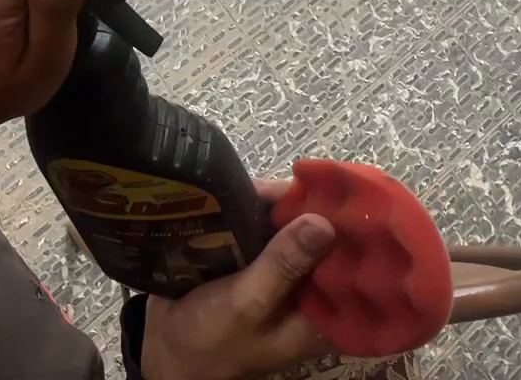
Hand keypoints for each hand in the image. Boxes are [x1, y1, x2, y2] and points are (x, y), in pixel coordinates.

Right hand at [142, 181, 335, 379]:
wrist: (166, 348)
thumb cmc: (212, 337)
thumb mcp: (249, 302)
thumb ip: (283, 265)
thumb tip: (324, 223)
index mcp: (320, 316)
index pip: (352, 270)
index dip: (354, 235)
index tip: (351, 196)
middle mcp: (304, 295)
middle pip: (320, 245)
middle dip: (317, 212)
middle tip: (314, 174)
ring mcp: (276, 277)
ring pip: (289, 233)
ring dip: (284, 207)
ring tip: (284, 172)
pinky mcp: (248, 263)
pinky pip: (259, 230)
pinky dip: (255, 211)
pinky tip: (251, 186)